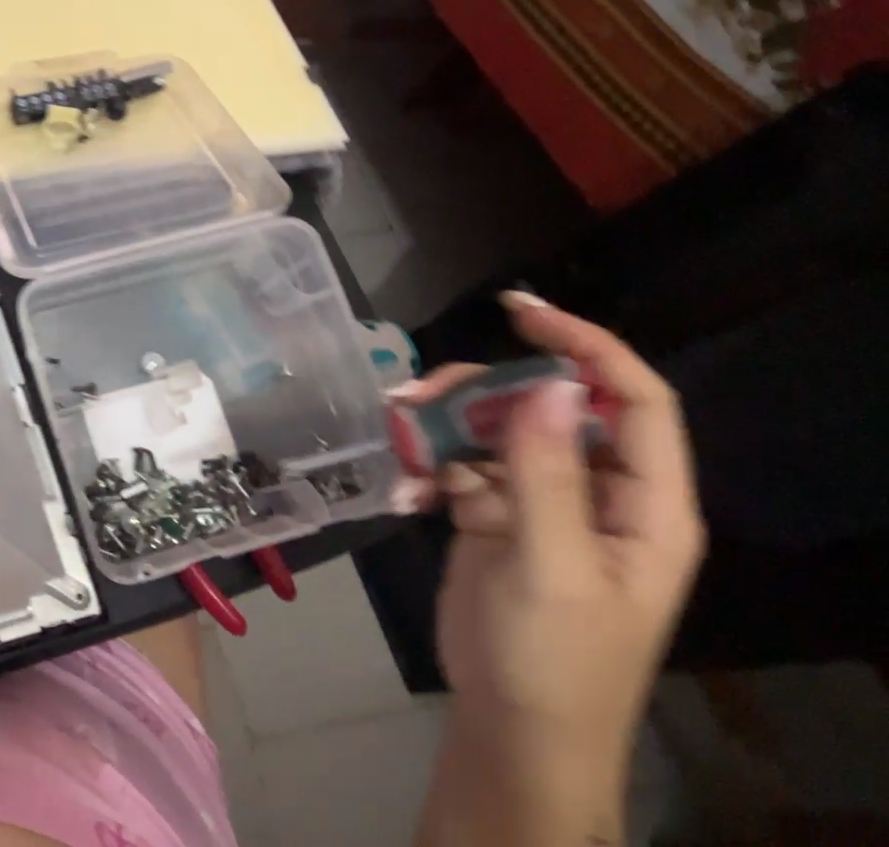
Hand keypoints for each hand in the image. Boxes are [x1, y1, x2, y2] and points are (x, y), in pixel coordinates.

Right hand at [404, 293, 704, 846]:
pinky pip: (462, 472)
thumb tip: (548, 387)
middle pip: (551, 410)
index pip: (634, 402)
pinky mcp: (493, 522)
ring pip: (497, 436)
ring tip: (398, 433)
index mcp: (644, 506)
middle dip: (487, 393)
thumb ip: (546, 475)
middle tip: (422, 393)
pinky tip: (403, 491)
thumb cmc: (551, 658)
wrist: (511, 728)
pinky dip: (429, 471)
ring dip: (446, 429)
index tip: (521, 314)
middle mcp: (598, 495)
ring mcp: (541, 508)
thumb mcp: (551, 567)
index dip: (588, 349)